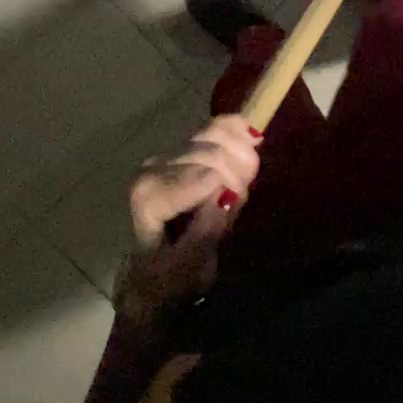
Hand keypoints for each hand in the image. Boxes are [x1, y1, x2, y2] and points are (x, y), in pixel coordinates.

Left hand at [119, 115, 260, 324]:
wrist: (154, 270)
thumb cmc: (169, 276)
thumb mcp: (188, 270)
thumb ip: (203, 235)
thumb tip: (223, 200)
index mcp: (149, 196)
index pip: (197, 174)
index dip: (227, 184)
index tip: (239, 202)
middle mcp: (153, 168)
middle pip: (209, 153)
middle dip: (234, 174)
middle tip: (242, 200)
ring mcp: (167, 155)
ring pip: (214, 136)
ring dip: (239, 154)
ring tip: (246, 179)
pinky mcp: (182, 149)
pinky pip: (215, 127)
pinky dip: (236, 130)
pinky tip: (252, 136)